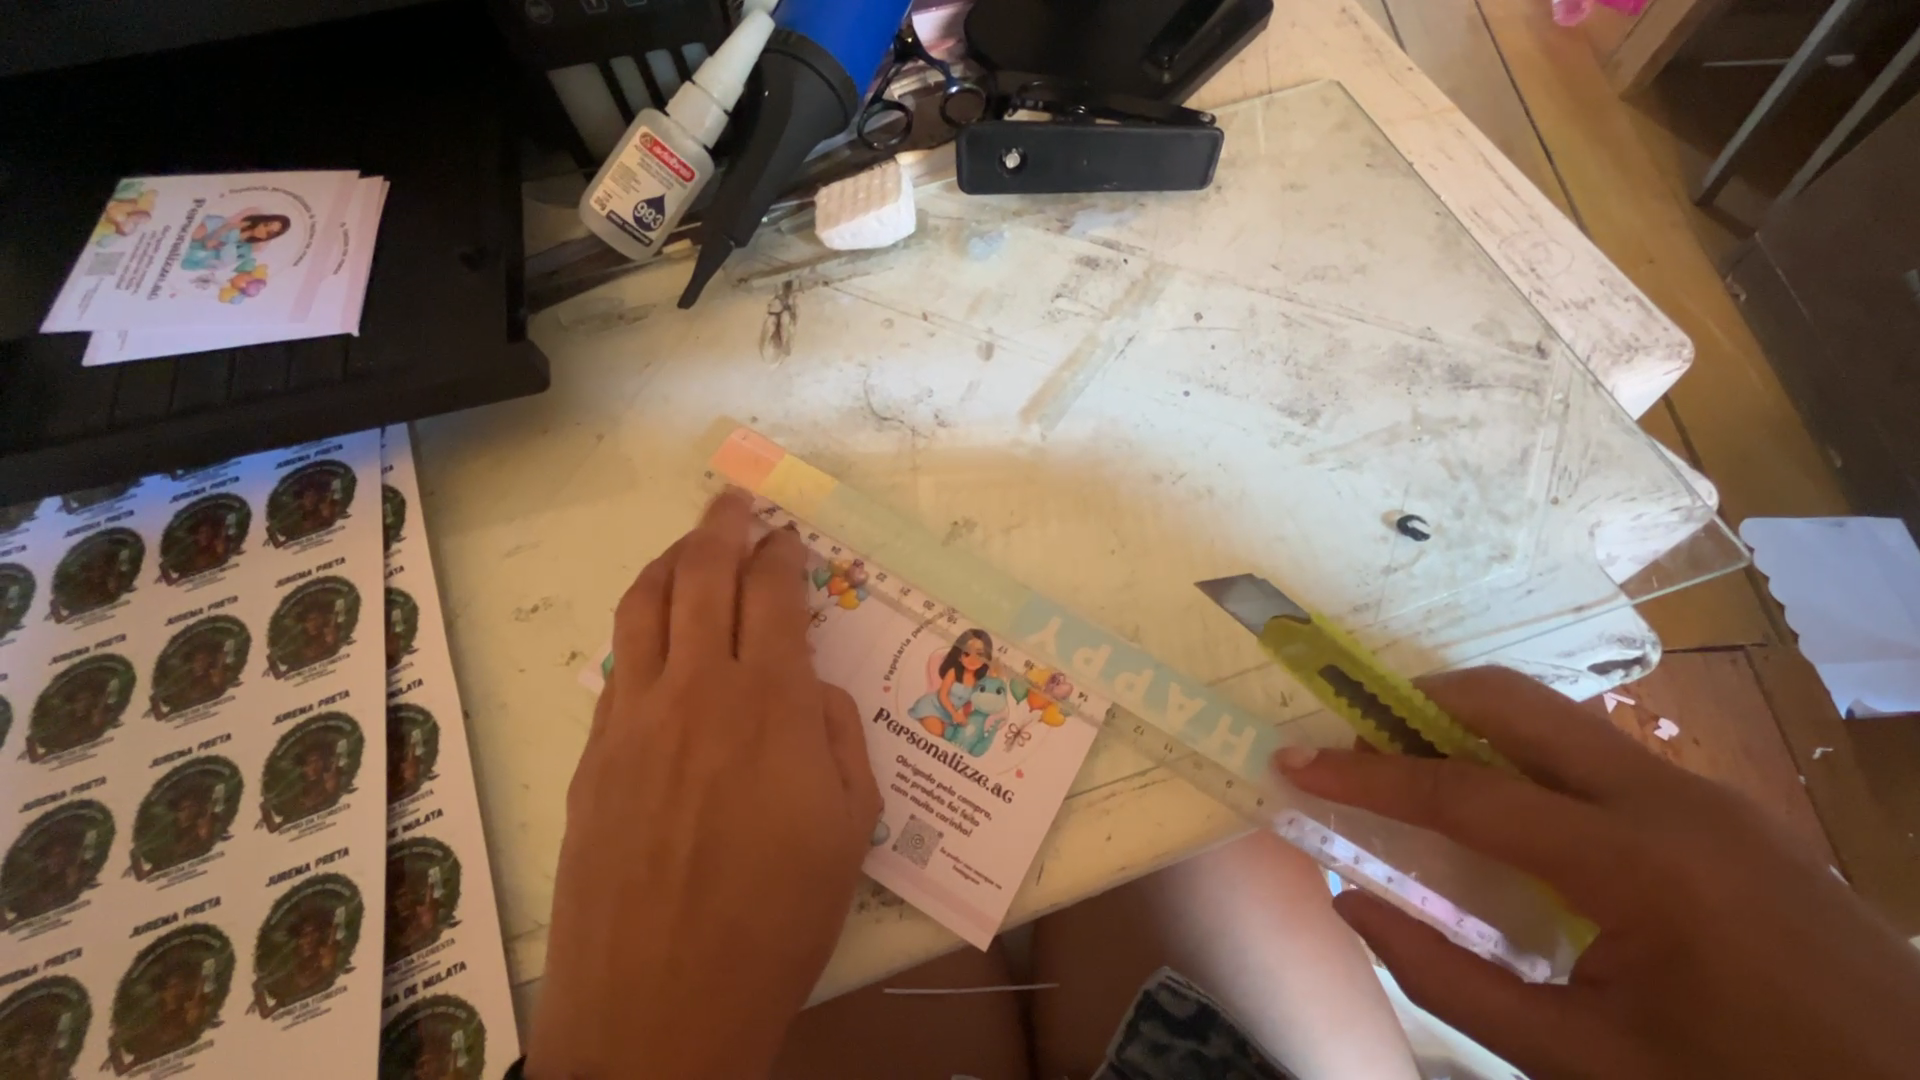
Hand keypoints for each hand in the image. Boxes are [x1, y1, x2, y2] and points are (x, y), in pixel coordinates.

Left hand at [527, 492, 882, 1078]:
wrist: (663, 1007)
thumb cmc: (780, 918)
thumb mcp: (851, 824)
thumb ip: (838, 734)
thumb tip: (813, 687)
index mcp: (772, 704)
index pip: (774, 594)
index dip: (781, 553)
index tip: (788, 536)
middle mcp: (698, 690)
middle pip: (702, 576)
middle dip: (722, 525)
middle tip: (734, 501)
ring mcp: (634, 718)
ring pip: (644, 605)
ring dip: (670, 560)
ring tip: (689, 543)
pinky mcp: (593, 754)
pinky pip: (619, 663)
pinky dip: (642, 625)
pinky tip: (658, 634)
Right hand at [1278, 667, 1919, 1079]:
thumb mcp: (1584, 1064)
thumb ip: (1449, 980)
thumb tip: (1351, 901)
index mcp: (1638, 864)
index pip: (1463, 791)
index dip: (1365, 775)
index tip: (1295, 762)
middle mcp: (1670, 800)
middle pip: (1514, 703)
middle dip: (1418, 703)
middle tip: (1356, 739)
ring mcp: (1705, 795)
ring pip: (1554, 719)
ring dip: (1467, 726)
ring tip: (1413, 768)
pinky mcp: (1722, 809)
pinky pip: (1593, 754)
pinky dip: (1521, 757)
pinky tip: (1506, 814)